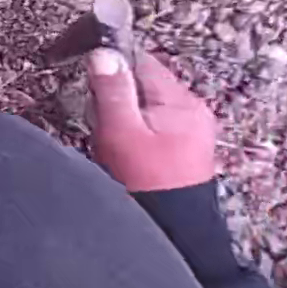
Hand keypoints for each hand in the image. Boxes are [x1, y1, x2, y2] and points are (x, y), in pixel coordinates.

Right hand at [85, 48, 217, 191]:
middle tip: (106, 121)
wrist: (172, 233)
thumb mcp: (121, 131)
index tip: (95, 83)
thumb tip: (104, 54)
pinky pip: (149, 124)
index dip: (112, 69)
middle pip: (140, 83)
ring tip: (115, 141)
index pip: (141, 61)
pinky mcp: (181, 147)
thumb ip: (112, 90)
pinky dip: (132, 131)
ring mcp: (189, 130)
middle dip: (116, 98)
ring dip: (122, 117)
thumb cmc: (149, 186)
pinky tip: (125, 151)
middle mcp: (191, 112)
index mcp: (181, 102)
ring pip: (141, 104)